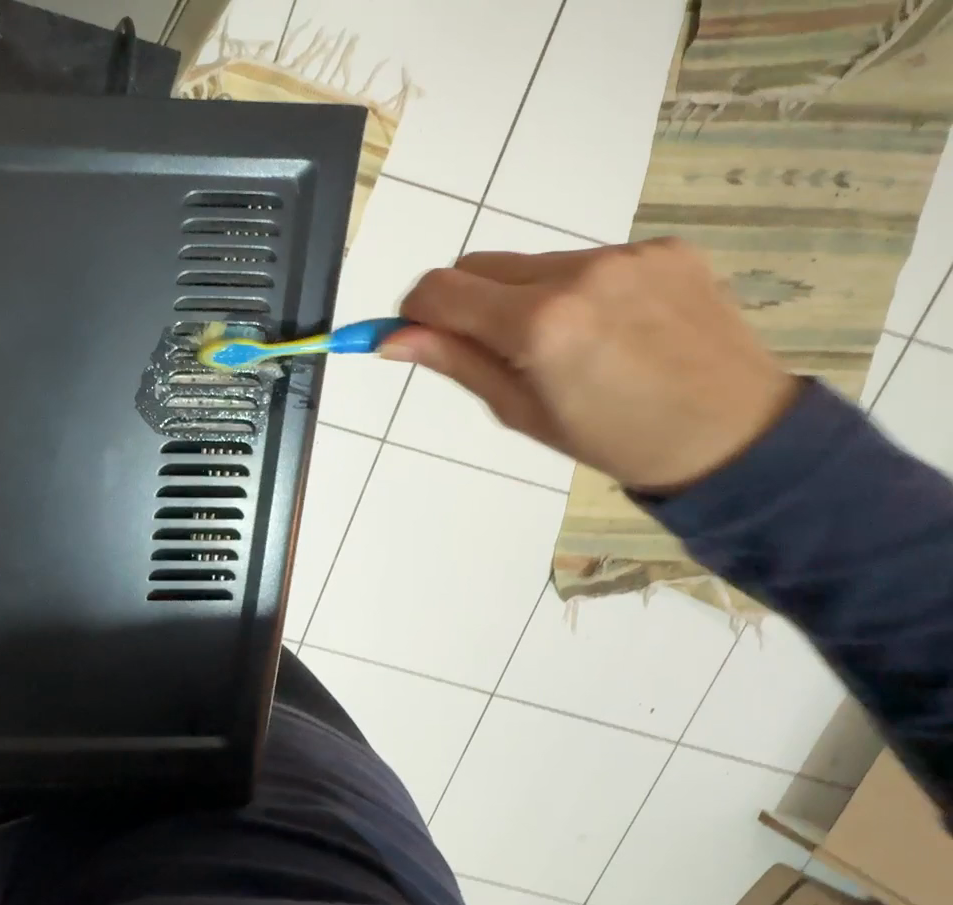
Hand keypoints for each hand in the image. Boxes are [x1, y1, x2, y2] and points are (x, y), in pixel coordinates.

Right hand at [383, 237, 798, 492]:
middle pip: (477, 265)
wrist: (733, 432)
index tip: (417, 337)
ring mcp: (626, 255)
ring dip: (519, 295)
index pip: (439, 290)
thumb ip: (455, 362)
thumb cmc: (611, 437)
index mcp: (539, 324)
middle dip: (464, 301)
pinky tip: (604, 326)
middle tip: (487, 347)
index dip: (414, 312)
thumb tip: (391, 340)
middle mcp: (579, 273)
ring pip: (530, 262)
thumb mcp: (518, 411)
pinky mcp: (663, 247)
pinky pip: (584, 259)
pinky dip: (572, 288)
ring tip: (560, 342)